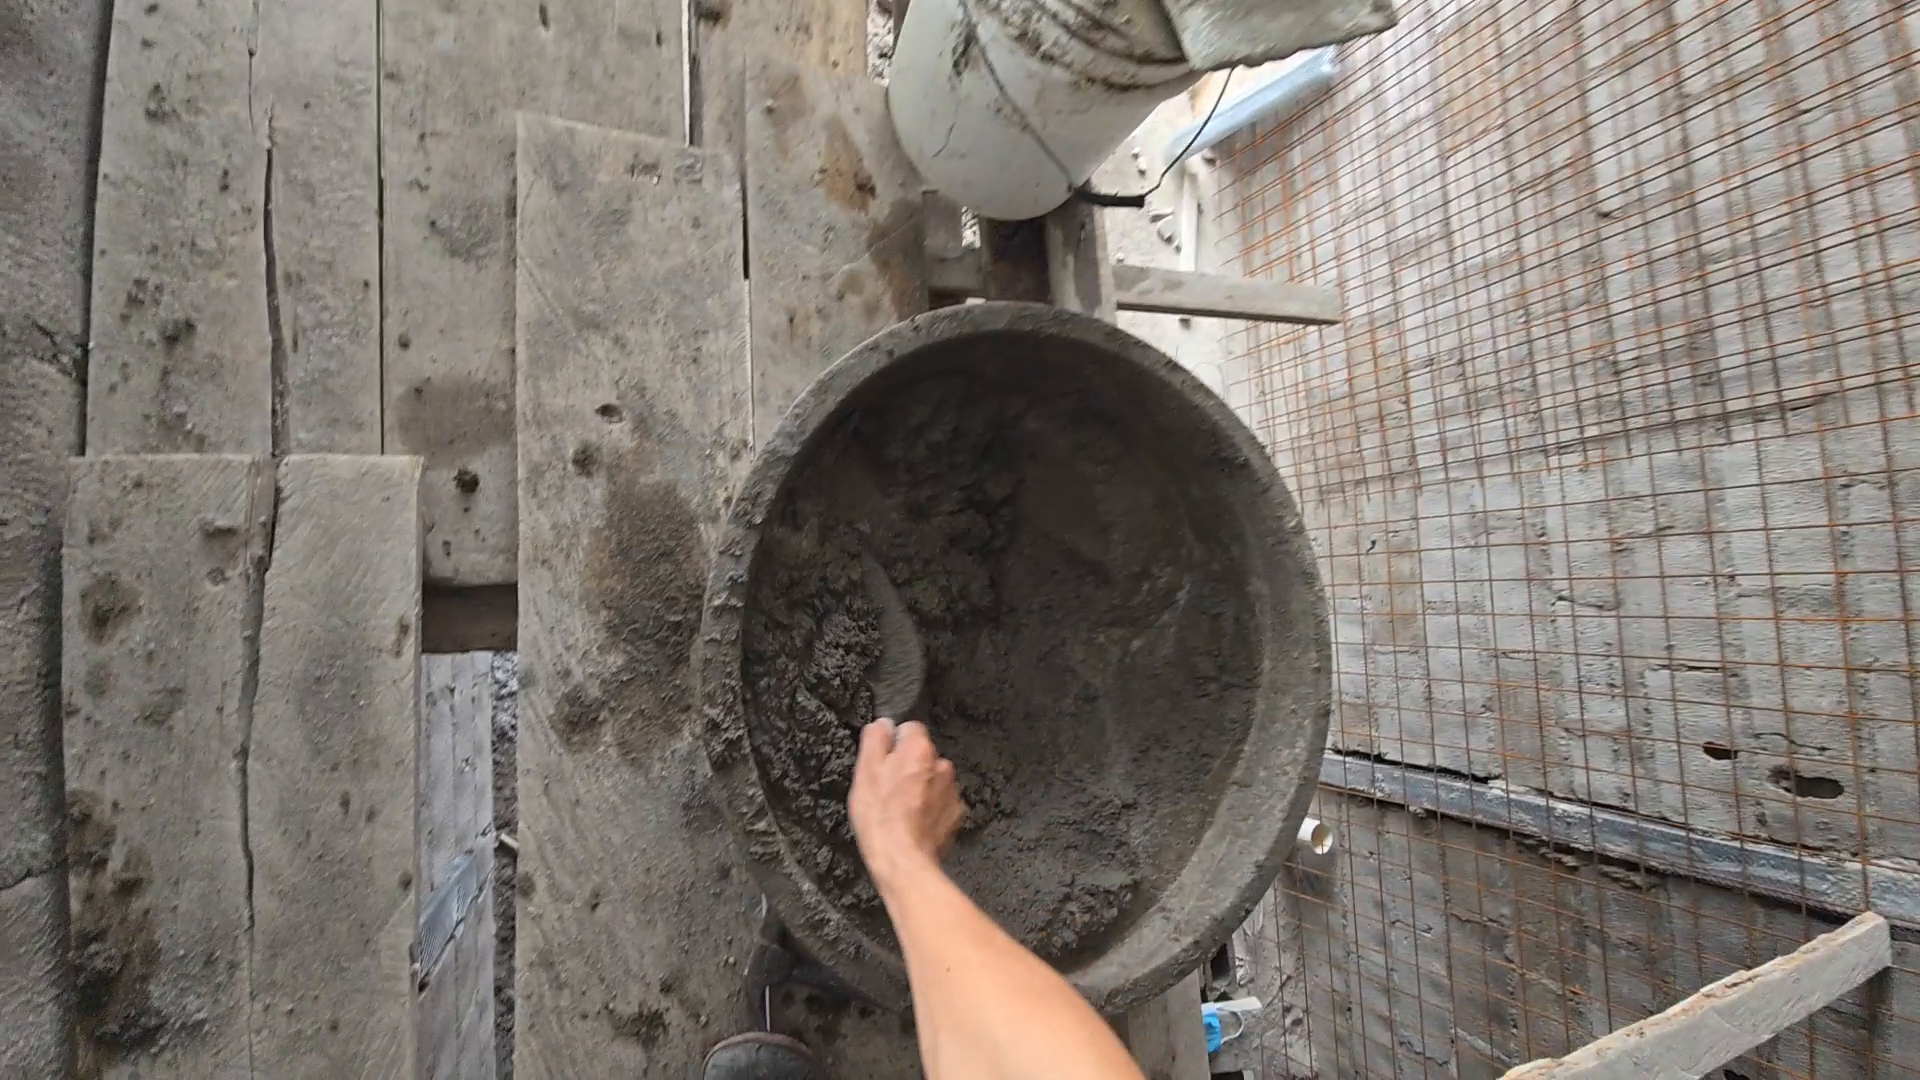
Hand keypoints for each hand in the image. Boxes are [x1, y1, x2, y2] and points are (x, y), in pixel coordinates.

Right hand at [848, 719, 965, 888]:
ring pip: (932, 779)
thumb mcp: (865, 771)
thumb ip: (875, 739)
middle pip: (922, 755)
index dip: (893, 744)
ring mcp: (951, 790)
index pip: (910, 729)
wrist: (902, 860)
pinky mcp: (955, 814)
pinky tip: (913, 821)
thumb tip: (882, 724)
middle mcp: (941, 765)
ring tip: (900, 809)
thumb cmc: (880, 817)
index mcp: (919, 749)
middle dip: (907, 767)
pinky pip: (940, 801)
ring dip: (920, 787)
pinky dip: (929, 807)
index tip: (883, 762)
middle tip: (888, 789)